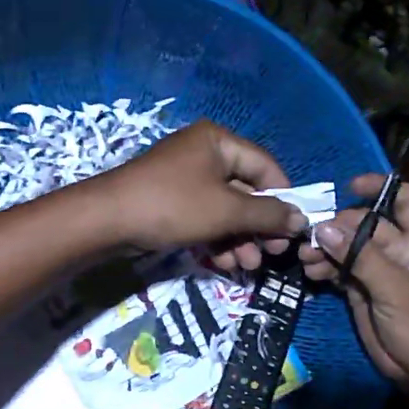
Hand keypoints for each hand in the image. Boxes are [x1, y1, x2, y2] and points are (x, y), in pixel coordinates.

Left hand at [88, 121, 305, 269]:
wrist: (106, 221)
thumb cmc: (173, 205)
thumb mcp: (227, 211)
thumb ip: (268, 215)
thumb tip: (301, 220)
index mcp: (219, 142)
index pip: (267, 167)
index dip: (283, 199)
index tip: (294, 230)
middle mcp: (205, 153)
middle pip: (247, 190)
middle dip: (260, 226)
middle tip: (272, 254)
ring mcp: (187, 178)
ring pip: (227, 209)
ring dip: (240, 239)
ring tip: (247, 266)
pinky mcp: (173, 201)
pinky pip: (206, 217)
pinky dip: (218, 239)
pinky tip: (224, 264)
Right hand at [299, 176, 408, 389]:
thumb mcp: (396, 289)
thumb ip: (361, 257)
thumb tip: (325, 227)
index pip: (406, 199)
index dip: (382, 188)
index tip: (350, 188)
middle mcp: (400, 250)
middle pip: (366, 222)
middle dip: (339, 226)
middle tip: (313, 236)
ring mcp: (378, 269)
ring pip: (348, 245)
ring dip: (326, 247)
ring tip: (305, 257)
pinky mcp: (361, 289)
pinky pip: (339, 268)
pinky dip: (324, 266)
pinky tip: (310, 271)